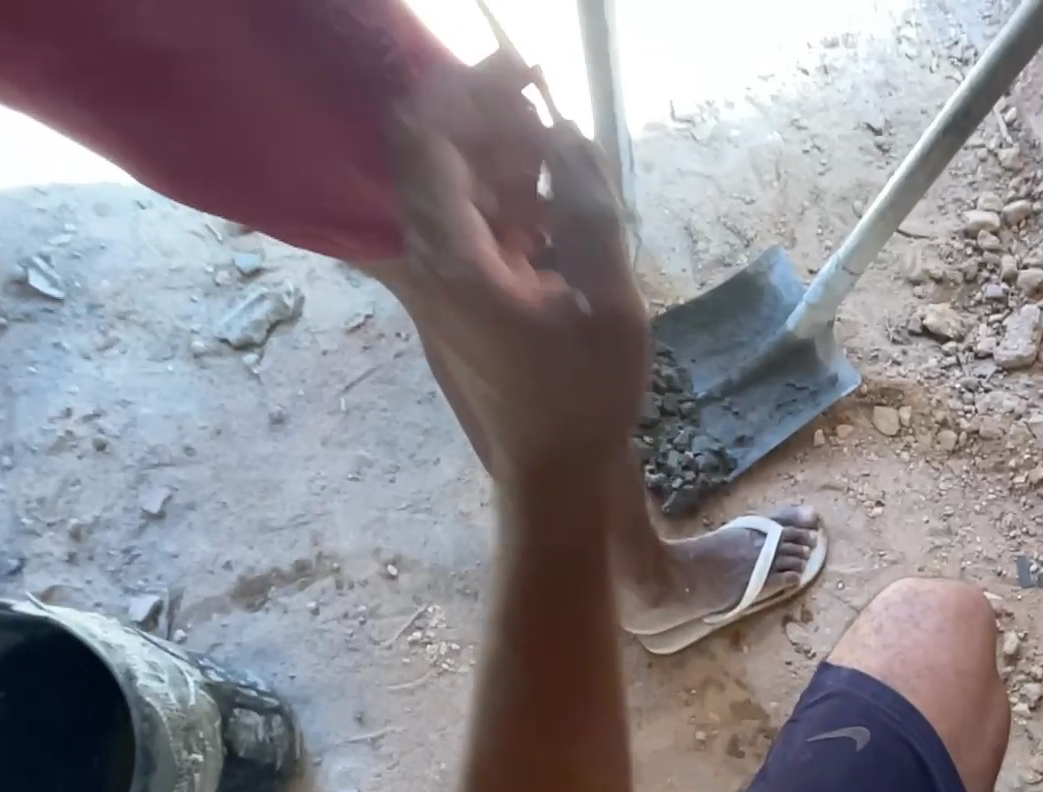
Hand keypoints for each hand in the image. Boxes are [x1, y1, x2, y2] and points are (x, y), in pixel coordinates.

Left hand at [388, 59, 647, 492]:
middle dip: (494, 124)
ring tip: (568, 168)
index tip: (531, 74)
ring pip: (458, 193)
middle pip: (438, 158)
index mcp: (457, 258)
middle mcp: (432, 259)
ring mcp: (444, 281)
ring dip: (506, 166)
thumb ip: (591, 217)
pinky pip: (475, 230)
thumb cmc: (587, 394)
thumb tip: (571, 138)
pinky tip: (557, 218)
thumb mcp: (609, 306)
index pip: (433, 140)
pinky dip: (511, 207)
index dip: (473, 91)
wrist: (555, 465)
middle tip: (560, 124)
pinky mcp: (463, 298)